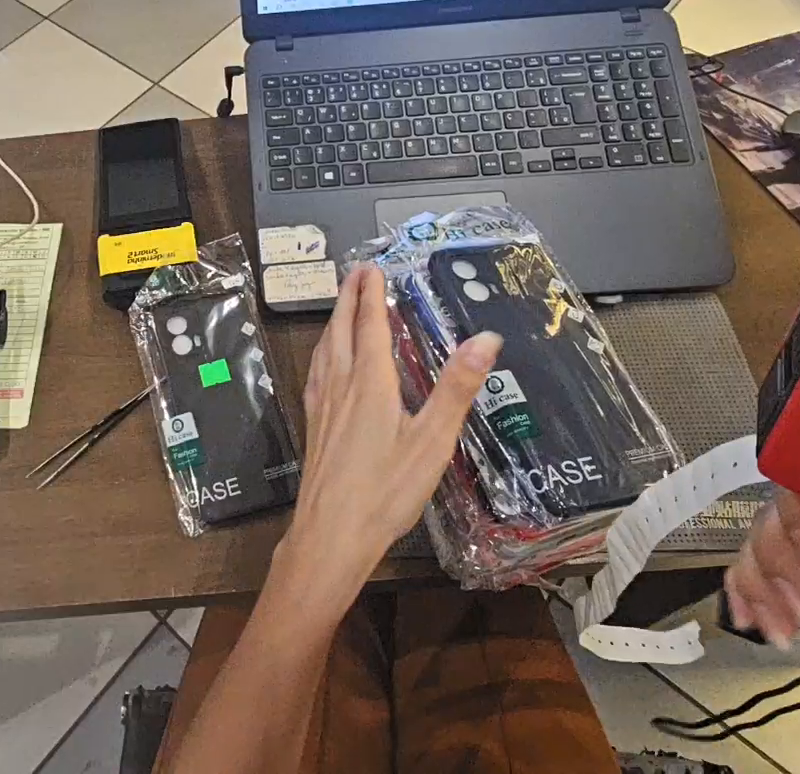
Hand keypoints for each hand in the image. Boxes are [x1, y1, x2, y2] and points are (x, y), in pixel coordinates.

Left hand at [273, 265, 500, 614]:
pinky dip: (323, 350)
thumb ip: (457, 388)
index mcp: (370, 381)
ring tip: (340, 306)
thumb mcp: (432, 440)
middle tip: (354, 272)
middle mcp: (340, 384)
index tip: (371, 267)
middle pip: (340, 329)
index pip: (369, 324)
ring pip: (324, 348)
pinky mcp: (313, 423)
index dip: (371, 293)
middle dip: (347, 297)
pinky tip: (324, 361)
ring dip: (332, 320)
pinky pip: (316, 370)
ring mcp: (321, 404)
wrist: (331, 533)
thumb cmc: (386, 489)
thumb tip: (485, 339)